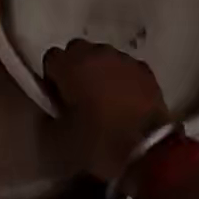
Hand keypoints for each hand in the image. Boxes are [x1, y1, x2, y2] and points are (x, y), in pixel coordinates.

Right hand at [43, 39, 171, 181]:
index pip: (51, 58)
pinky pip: (124, 66)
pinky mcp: (143, 68)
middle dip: (74, 67)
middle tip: (78, 94)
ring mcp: (122, 58)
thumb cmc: (99, 142)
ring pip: (102, 55)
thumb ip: (49, 116)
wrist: (148, 149)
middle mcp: (95, 53)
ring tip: (103, 97)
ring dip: (98, 69)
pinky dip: (121, 77)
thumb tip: (51, 107)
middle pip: (76, 49)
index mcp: (71, 66)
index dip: (52, 78)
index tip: (58, 98)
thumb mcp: (61, 138)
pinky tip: (124, 99)